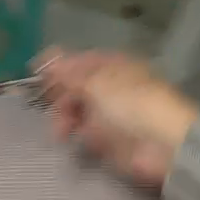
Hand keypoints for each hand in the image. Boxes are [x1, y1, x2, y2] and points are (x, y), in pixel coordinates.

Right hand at [36, 49, 199, 187]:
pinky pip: (88, 136)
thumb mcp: (96, 82)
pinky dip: (82, 138)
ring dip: (66, 120)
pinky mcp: (112, 141)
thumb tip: (46, 56)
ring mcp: (111, 114)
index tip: (36, 77)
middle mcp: (111, 86)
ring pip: (78, 113)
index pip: (78, 62)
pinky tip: (81, 142)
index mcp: (112, 65)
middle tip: (50, 109)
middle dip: (61, 98)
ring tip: (62, 132)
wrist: (163, 144)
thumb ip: (68, 72)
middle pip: (75, 89)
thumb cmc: (130, 104)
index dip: (57, 68)